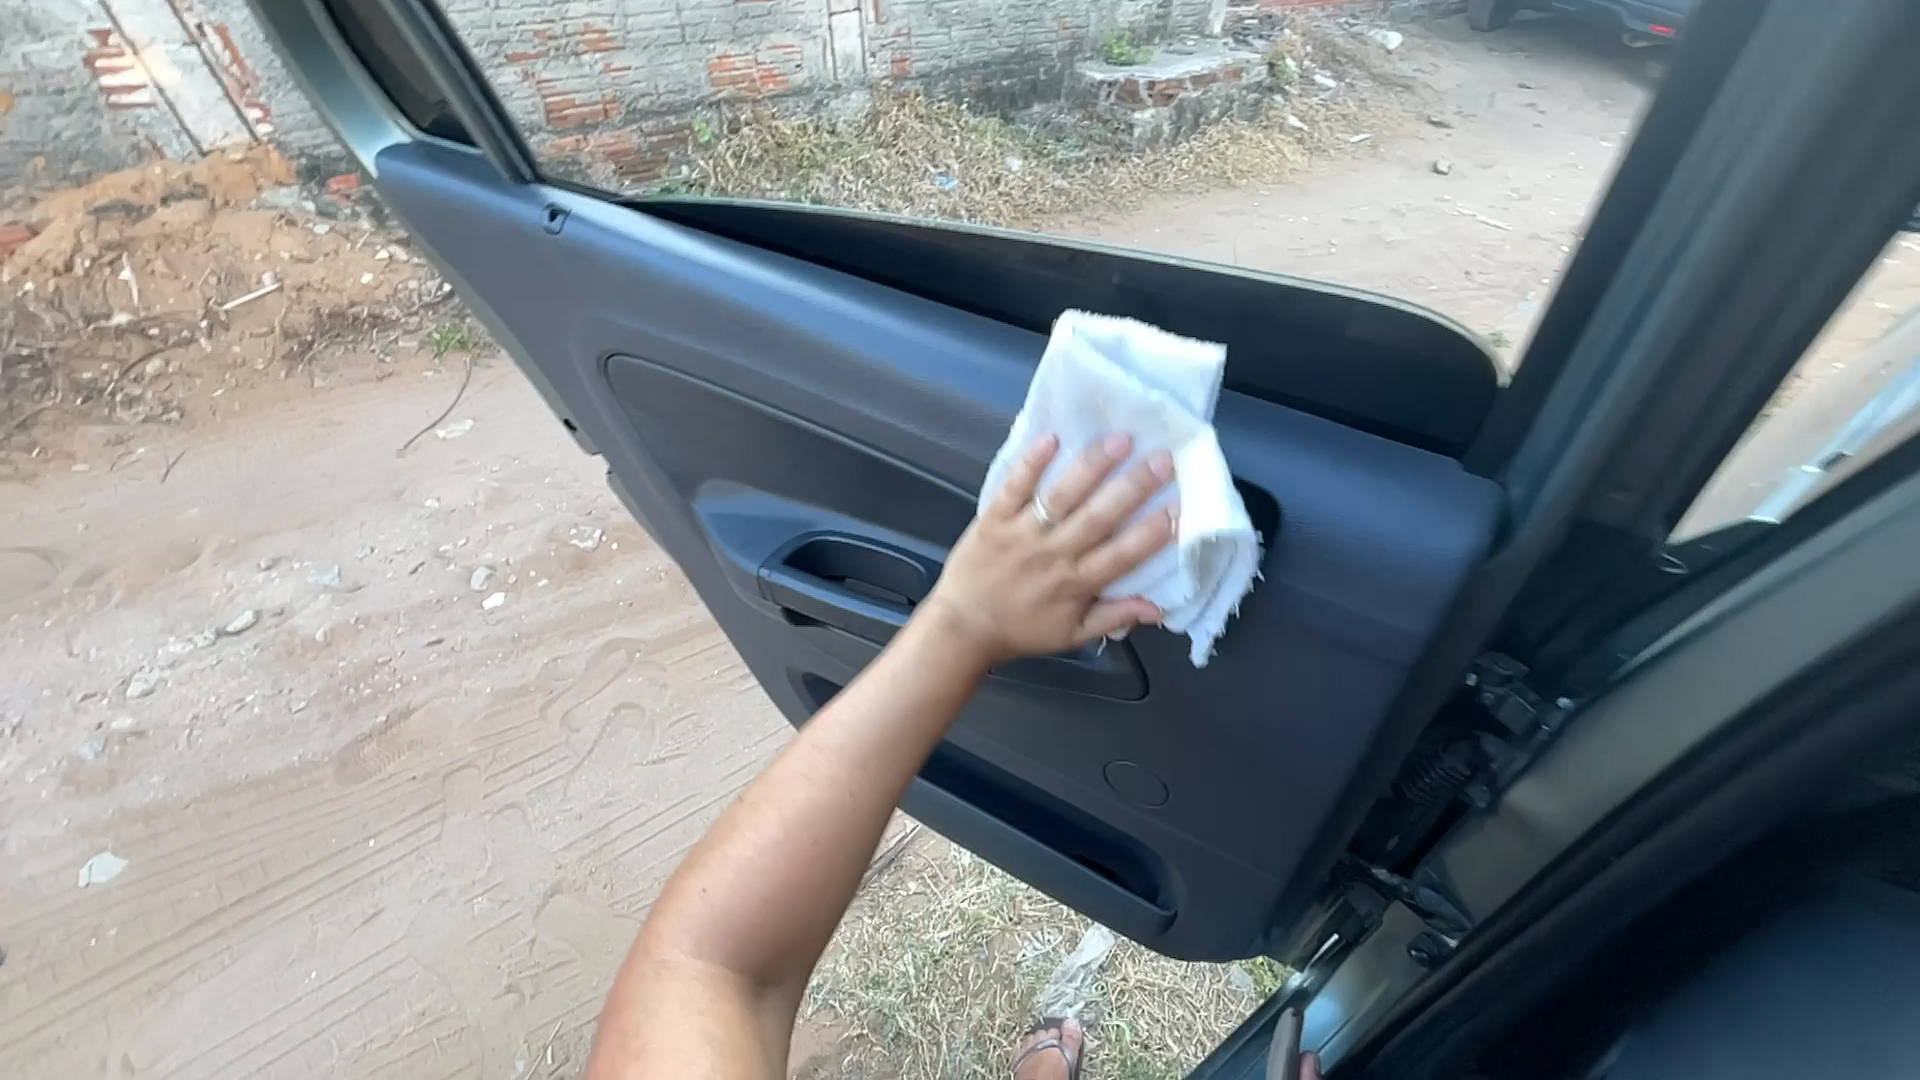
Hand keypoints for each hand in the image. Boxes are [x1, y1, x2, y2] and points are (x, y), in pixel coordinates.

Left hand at [923, 433, 1175, 665]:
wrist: (963, 627)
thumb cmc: (1020, 630)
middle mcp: (1053, 555)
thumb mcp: (1071, 635)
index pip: (1121, 556)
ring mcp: (1022, 534)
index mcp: (1075, 584)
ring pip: (1061, 497)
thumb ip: (1114, 618)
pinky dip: (1031, 464)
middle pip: (1098, 518)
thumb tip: (1158, 609)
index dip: (1151, 534)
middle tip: (1162, 459)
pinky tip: (1051, 439)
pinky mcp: (993, 520)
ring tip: (1119, 441)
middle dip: (1133, 488)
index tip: (1179, 508)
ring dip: (1091, 467)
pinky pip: (1014, 488)